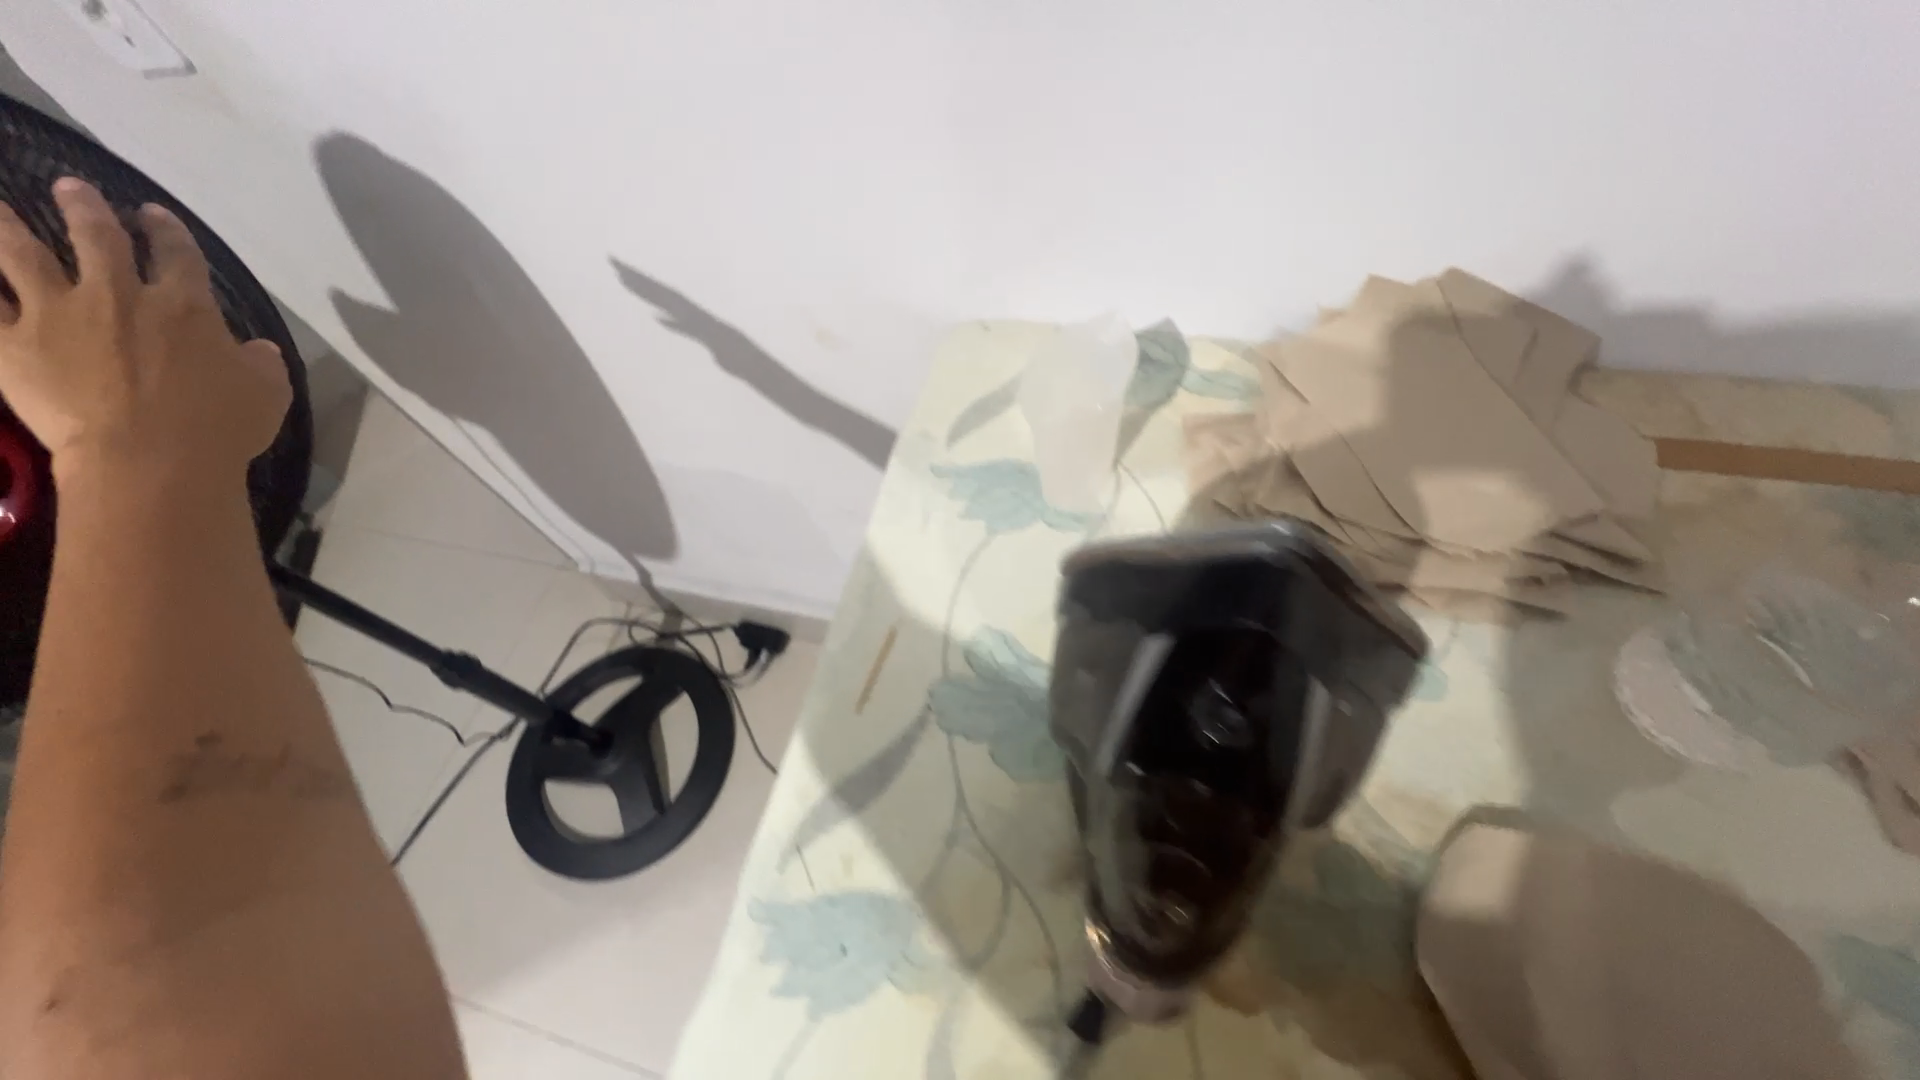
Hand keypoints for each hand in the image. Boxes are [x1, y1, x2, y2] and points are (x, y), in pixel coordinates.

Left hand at [0, 178, 288, 484]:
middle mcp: (118, 296)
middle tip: (71, 188)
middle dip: (85, 209)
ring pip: (19, 254)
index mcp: (185, 307)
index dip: (166, 231)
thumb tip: (258, 349)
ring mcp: (56, 316)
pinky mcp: (10, 345)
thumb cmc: (221, 426)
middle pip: (96, 238)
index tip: (154, 215)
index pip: (177, 254)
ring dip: (6, 226)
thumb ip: (262, 363)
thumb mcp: (268, 393)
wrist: (150, 460)